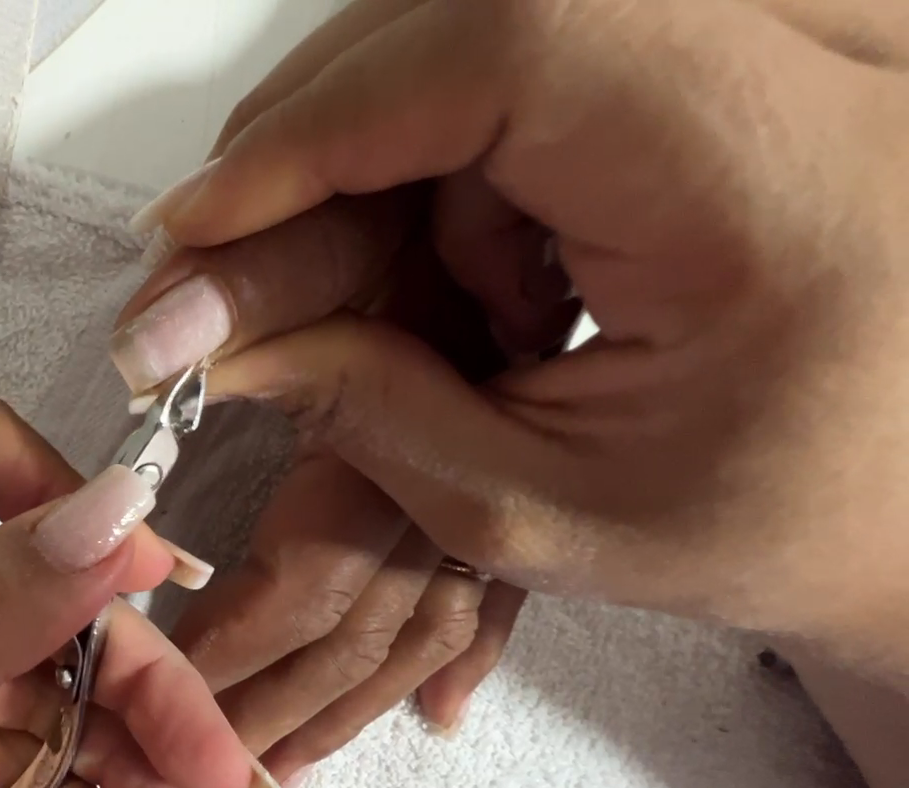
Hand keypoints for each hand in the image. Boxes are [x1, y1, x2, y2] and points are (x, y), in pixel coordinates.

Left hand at [113, 191, 529, 780]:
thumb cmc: (442, 193)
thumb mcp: (326, 238)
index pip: (306, 578)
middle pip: (357, 631)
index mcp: (400, 439)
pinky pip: (496, 607)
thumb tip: (141, 361)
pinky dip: (464, 667)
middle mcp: (458, 487)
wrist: (615, 139)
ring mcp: (500, 499)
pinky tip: (441, 721)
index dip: (233, 642)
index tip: (162, 682)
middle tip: (210, 773)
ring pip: (419, 637)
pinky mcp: (532, 495)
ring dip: (350, 710)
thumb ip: (240, 308)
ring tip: (290, 770)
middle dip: (276, 706)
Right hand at [127, 0, 908, 677]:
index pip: (510, 50)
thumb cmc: (768, 525)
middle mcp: (811, 48)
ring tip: (397, 312)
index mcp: (785, 180)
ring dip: (361, 174)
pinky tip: (470, 277)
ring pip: (462, 41)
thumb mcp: (533, 509)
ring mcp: (782, 26)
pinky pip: (508, 68)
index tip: (188, 225)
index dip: (315, 126)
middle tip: (215, 271)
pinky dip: (426, 170)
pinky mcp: (734, 45)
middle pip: (458, 17)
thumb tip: (205, 347)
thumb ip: (364, 414)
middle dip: (300, 150)